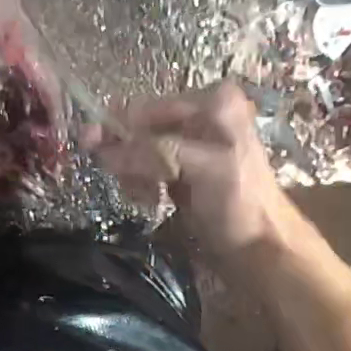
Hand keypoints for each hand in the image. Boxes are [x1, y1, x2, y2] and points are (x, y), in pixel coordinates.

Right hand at [94, 81, 291, 256]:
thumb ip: (156, 153)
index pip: (152, 107)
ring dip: (133, 172)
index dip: (119, 124)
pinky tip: (147, 197)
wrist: (261, 248)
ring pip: (140, 149)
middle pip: (142, 126)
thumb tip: (105, 151)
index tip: (88, 143)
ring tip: (143, 193)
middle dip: (127, 153)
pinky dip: (140, 182)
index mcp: (214, 102)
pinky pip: (146, 168)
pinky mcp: (182, 171)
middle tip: (117, 176)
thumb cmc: (241, 202)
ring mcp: (190, 145)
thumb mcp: (205, 168)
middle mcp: (201, 116)